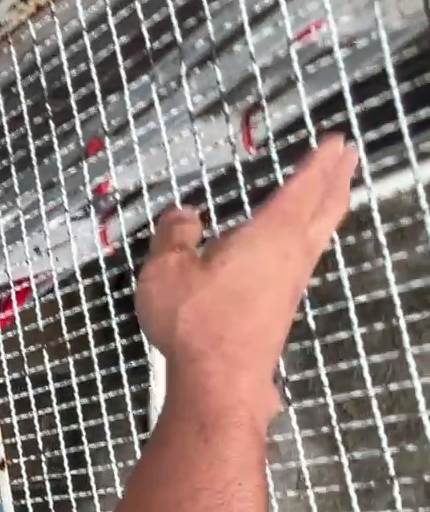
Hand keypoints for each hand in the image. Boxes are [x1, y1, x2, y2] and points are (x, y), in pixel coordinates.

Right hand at [135, 135, 359, 427]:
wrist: (219, 369)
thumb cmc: (193, 317)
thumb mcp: (164, 272)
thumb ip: (173, 239)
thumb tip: (181, 216)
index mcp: (268, 233)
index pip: (302, 187)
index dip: (319, 162)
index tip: (335, 142)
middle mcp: (291, 251)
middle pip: (326, 206)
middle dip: (337, 179)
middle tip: (347, 157)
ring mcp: (292, 278)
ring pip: (320, 231)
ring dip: (329, 206)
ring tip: (331, 194)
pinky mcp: (282, 302)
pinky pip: (304, 256)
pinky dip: (308, 237)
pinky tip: (295, 245)